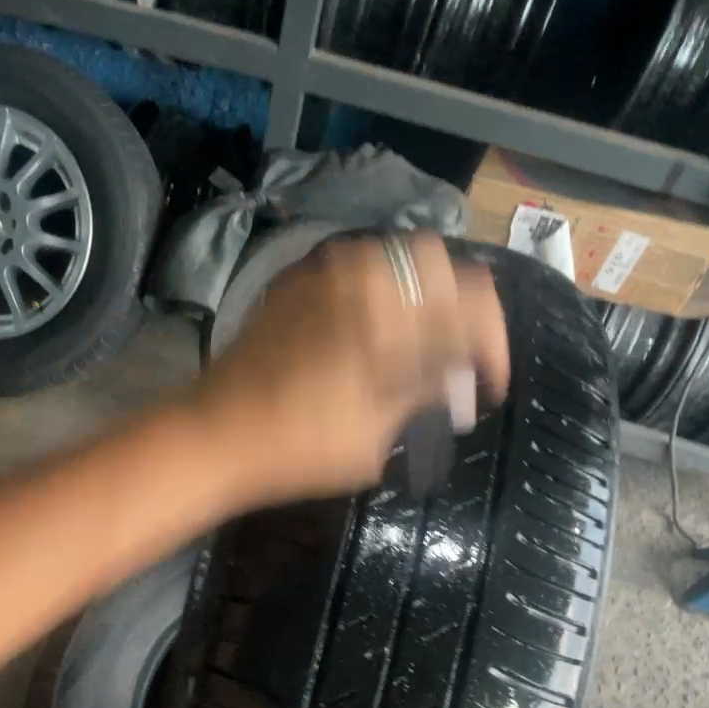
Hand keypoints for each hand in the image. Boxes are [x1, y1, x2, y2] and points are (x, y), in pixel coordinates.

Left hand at [183, 232, 509, 505]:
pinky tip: (372, 336)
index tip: (490, 381)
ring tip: (415, 346)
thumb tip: (458, 369)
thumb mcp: (377, 432)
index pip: (473, 299)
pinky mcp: (293, 286)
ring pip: (392, 260)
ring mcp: (321, 275)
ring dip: (417, 296)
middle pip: (435, 263)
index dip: (493, 341)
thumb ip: (425, 388)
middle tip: (453, 356)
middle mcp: (360, 277)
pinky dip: (376, 295)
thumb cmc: (300, 446)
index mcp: (390, 312)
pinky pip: (352, 271)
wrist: (214, 436)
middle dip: (457, 306)